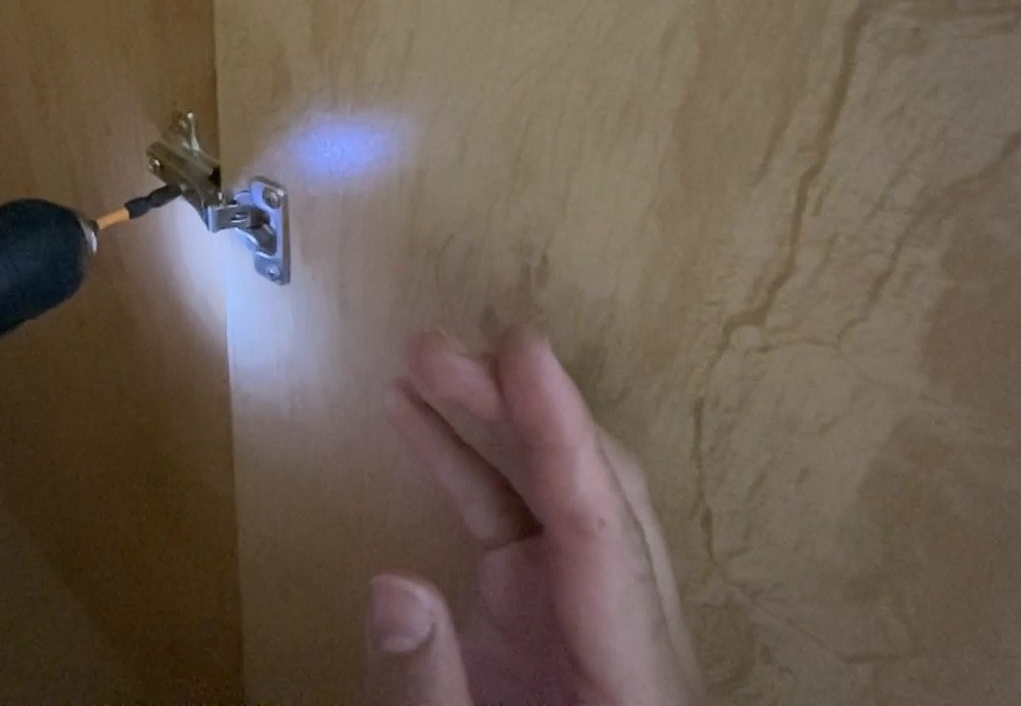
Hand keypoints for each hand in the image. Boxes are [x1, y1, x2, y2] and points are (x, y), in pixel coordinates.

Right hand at [368, 329, 700, 705]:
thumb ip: (430, 694)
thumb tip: (391, 583)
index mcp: (630, 671)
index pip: (599, 525)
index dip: (561, 429)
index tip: (523, 348)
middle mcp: (622, 617)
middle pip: (589, 483)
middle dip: (512, 405)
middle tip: (431, 351)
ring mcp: (584, 604)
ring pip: (550, 483)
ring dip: (485, 416)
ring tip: (417, 361)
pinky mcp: (545, 603)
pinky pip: (508, 512)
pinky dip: (461, 459)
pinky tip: (410, 415)